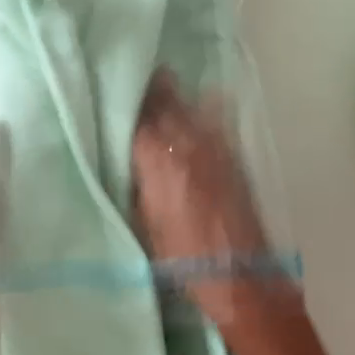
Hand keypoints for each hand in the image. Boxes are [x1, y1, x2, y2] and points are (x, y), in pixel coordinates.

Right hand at [132, 71, 302, 332]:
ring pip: (192, 111)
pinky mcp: (235, 160)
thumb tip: (132, 162)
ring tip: (164, 82)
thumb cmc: (182, 259)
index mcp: (158, 163)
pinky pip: (219, 124)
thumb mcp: (144, 223)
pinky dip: (209, 110)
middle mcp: (187, 148)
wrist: (240, 278)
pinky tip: (207, 99)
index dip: (126, 104)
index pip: (138, 120)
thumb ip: (137, 185)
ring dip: (176, 98)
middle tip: (137, 77)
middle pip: (166, 107)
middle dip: (151, 91)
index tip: (115, 90)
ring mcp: (214, 151)